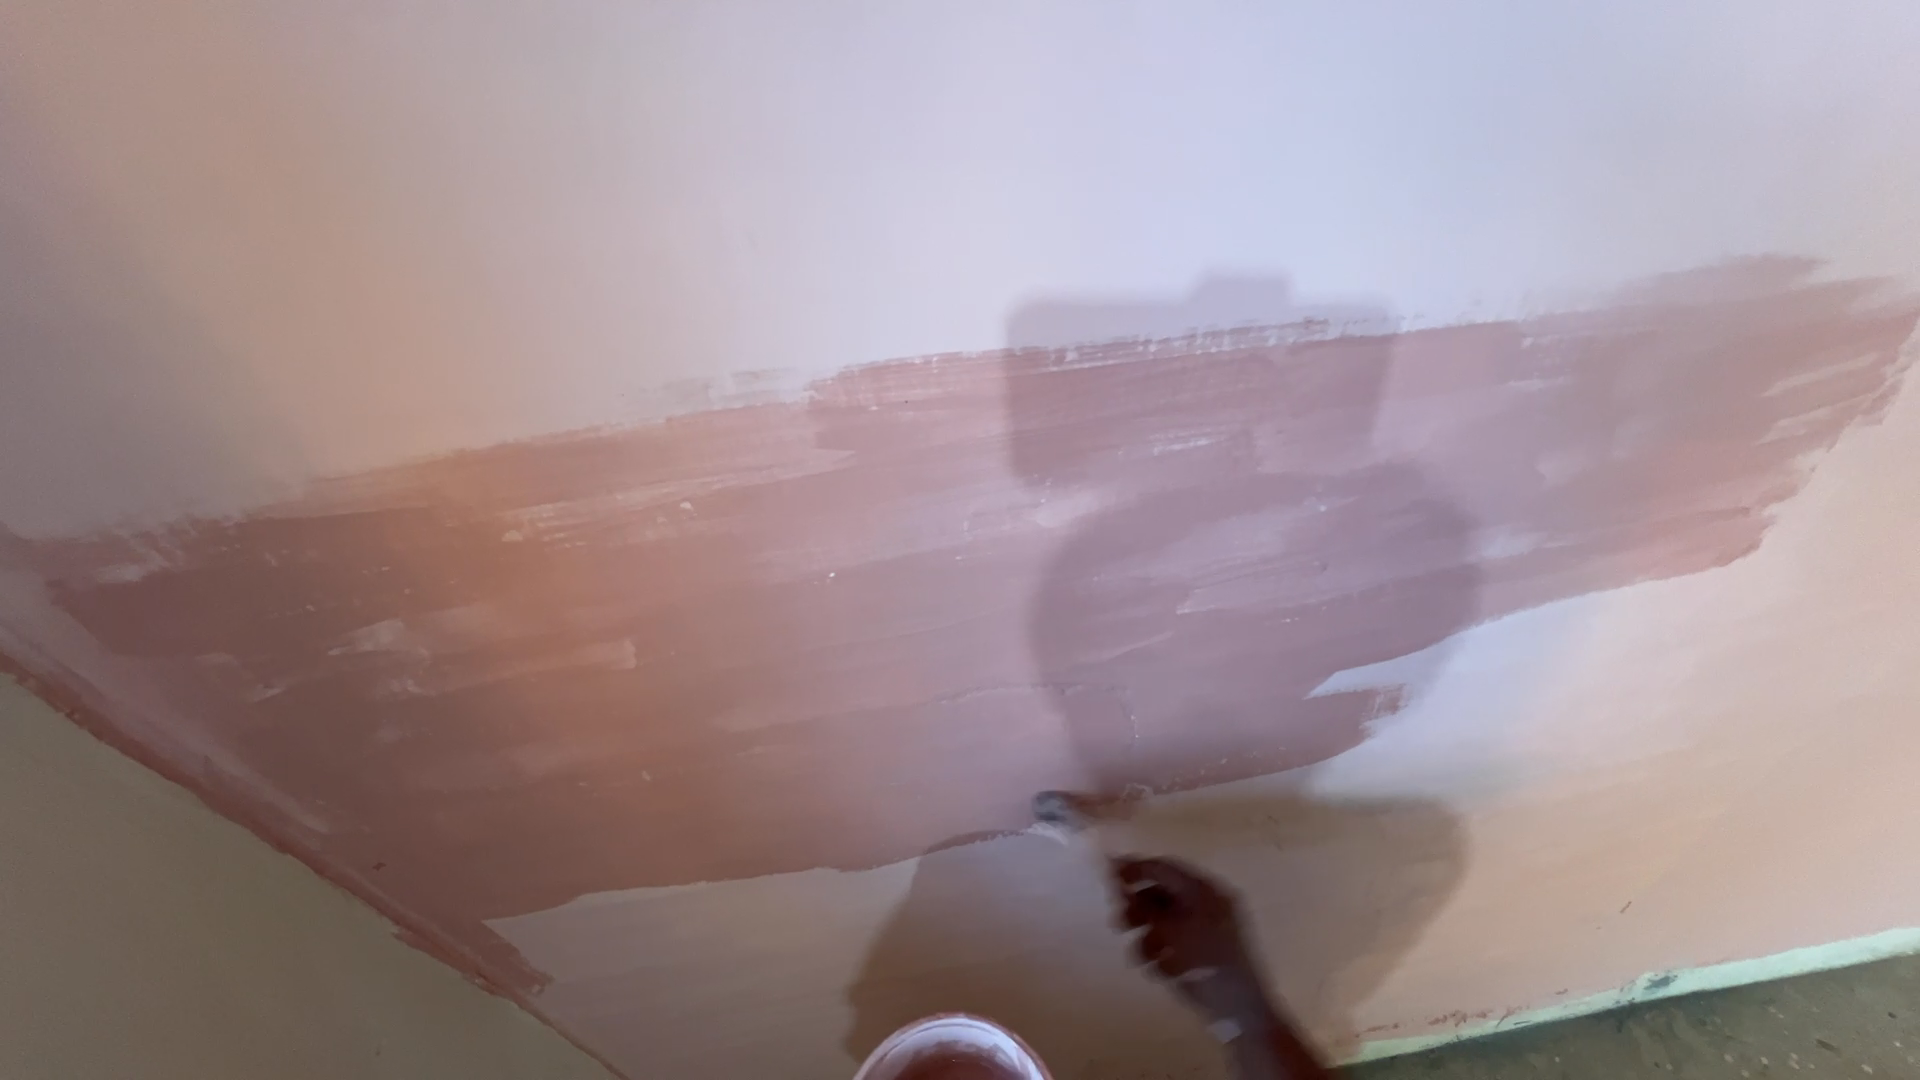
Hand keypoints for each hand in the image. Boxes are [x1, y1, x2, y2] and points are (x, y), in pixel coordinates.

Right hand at [1111, 857, 1271, 1028]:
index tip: (1108, 877)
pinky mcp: (1208, 949)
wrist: (1244, 1015)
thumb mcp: (1172, 932)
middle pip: (1164, 893)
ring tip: (1141, 955)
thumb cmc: (1208, 965)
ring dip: (1149, 933)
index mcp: (1206, 889)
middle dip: (1140, 908)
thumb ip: (1145, 905)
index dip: (1134, 869)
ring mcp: (1211, 926)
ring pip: (1168, 918)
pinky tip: (1159, 967)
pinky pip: (1178, 938)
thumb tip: (1120, 880)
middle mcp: (1209, 902)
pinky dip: (1164, 948)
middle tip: (1121, 923)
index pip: (1164, 868)